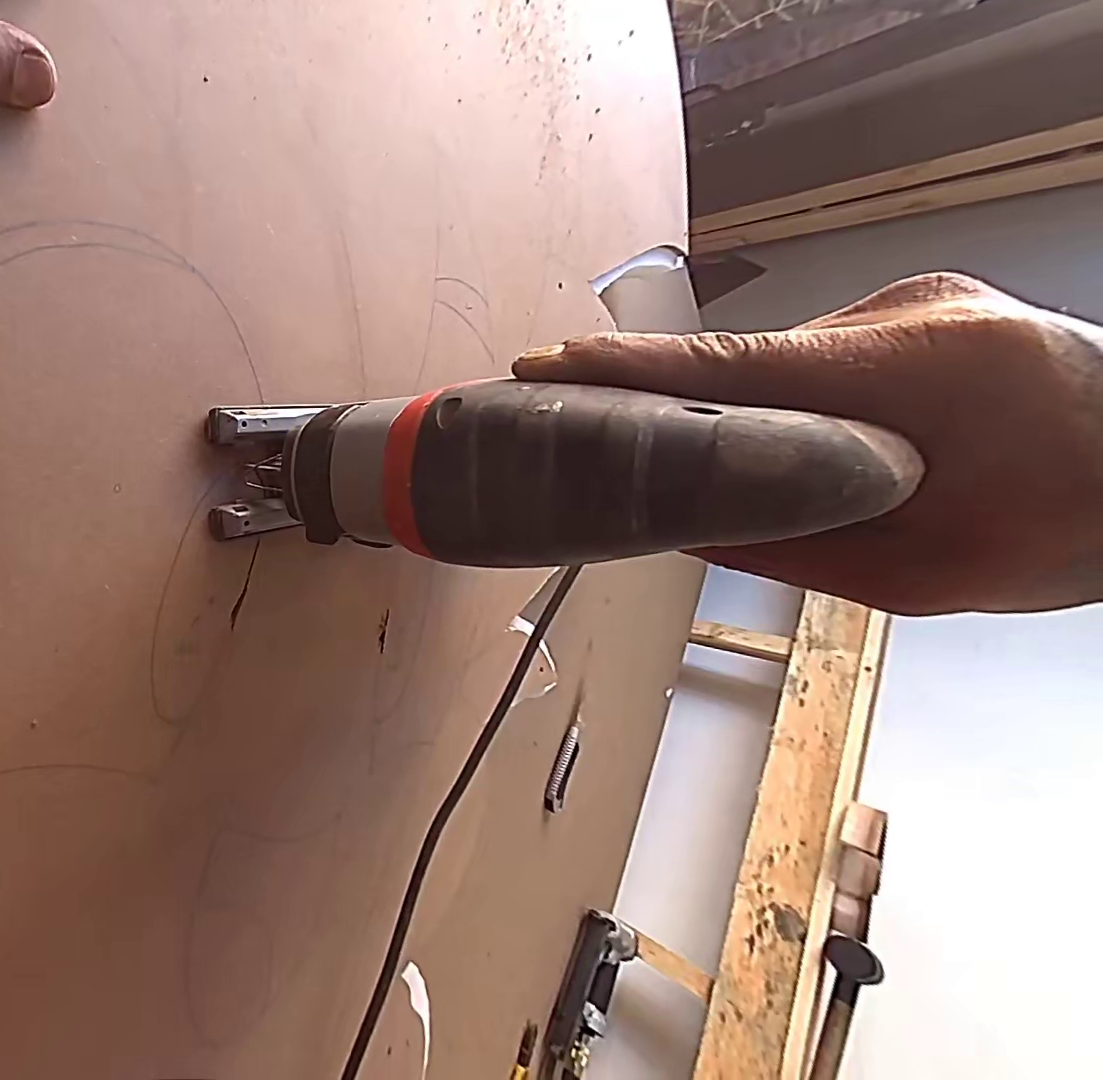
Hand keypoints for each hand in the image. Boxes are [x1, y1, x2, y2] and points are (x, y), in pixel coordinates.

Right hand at [513, 273, 1102, 614]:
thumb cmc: (1081, 530)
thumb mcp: (919, 576)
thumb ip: (785, 549)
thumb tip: (682, 524)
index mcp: (908, 371)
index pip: (717, 363)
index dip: (616, 366)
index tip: (541, 365)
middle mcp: (903, 316)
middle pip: (736, 364)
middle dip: (683, 407)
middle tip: (643, 451)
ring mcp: (914, 303)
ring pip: (772, 363)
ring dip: (748, 411)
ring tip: (774, 464)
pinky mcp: (920, 308)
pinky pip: (810, 355)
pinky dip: (787, 398)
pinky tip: (812, 438)